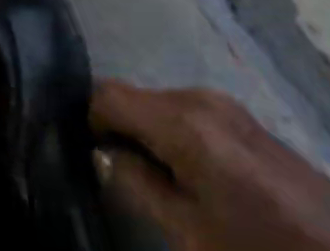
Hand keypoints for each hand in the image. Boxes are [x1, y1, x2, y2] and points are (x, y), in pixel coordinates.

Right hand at [92, 81, 329, 250]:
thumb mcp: (193, 236)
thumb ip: (139, 187)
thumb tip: (105, 154)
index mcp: (182, 119)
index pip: (107, 93)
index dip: (88, 121)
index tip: (84, 158)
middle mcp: (199, 96)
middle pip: (133, 98)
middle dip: (118, 132)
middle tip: (116, 182)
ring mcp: (225, 105)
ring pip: (159, 107)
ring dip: (146, 138)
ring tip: (151, 187)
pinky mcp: (244, 121)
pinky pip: (186, 117)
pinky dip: (172, 140)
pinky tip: (188, 182)